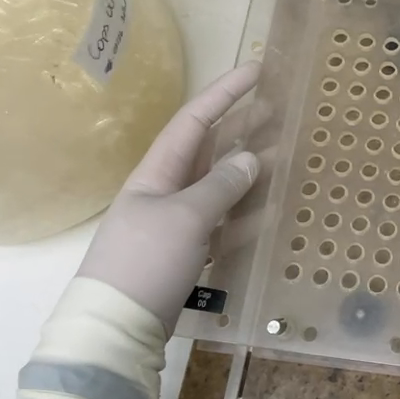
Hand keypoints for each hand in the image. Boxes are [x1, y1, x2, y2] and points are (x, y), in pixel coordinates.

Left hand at [77, 62, 261, 327]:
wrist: (116, 328)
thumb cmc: (146, 262)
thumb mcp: (187, 218)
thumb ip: (221, 186)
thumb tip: (252, 159)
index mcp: (157, 172)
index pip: (195, 120)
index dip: (225, 92)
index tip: (257, 70)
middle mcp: (165, 190)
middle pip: (208, 149)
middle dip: (240, 127)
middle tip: (277, 109)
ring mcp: (175, 222)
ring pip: (218, 185)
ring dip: (248, 169)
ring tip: (282, 155)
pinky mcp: (186, 252)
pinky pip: (222, 220)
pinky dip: (245, 212)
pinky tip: (270, 211)